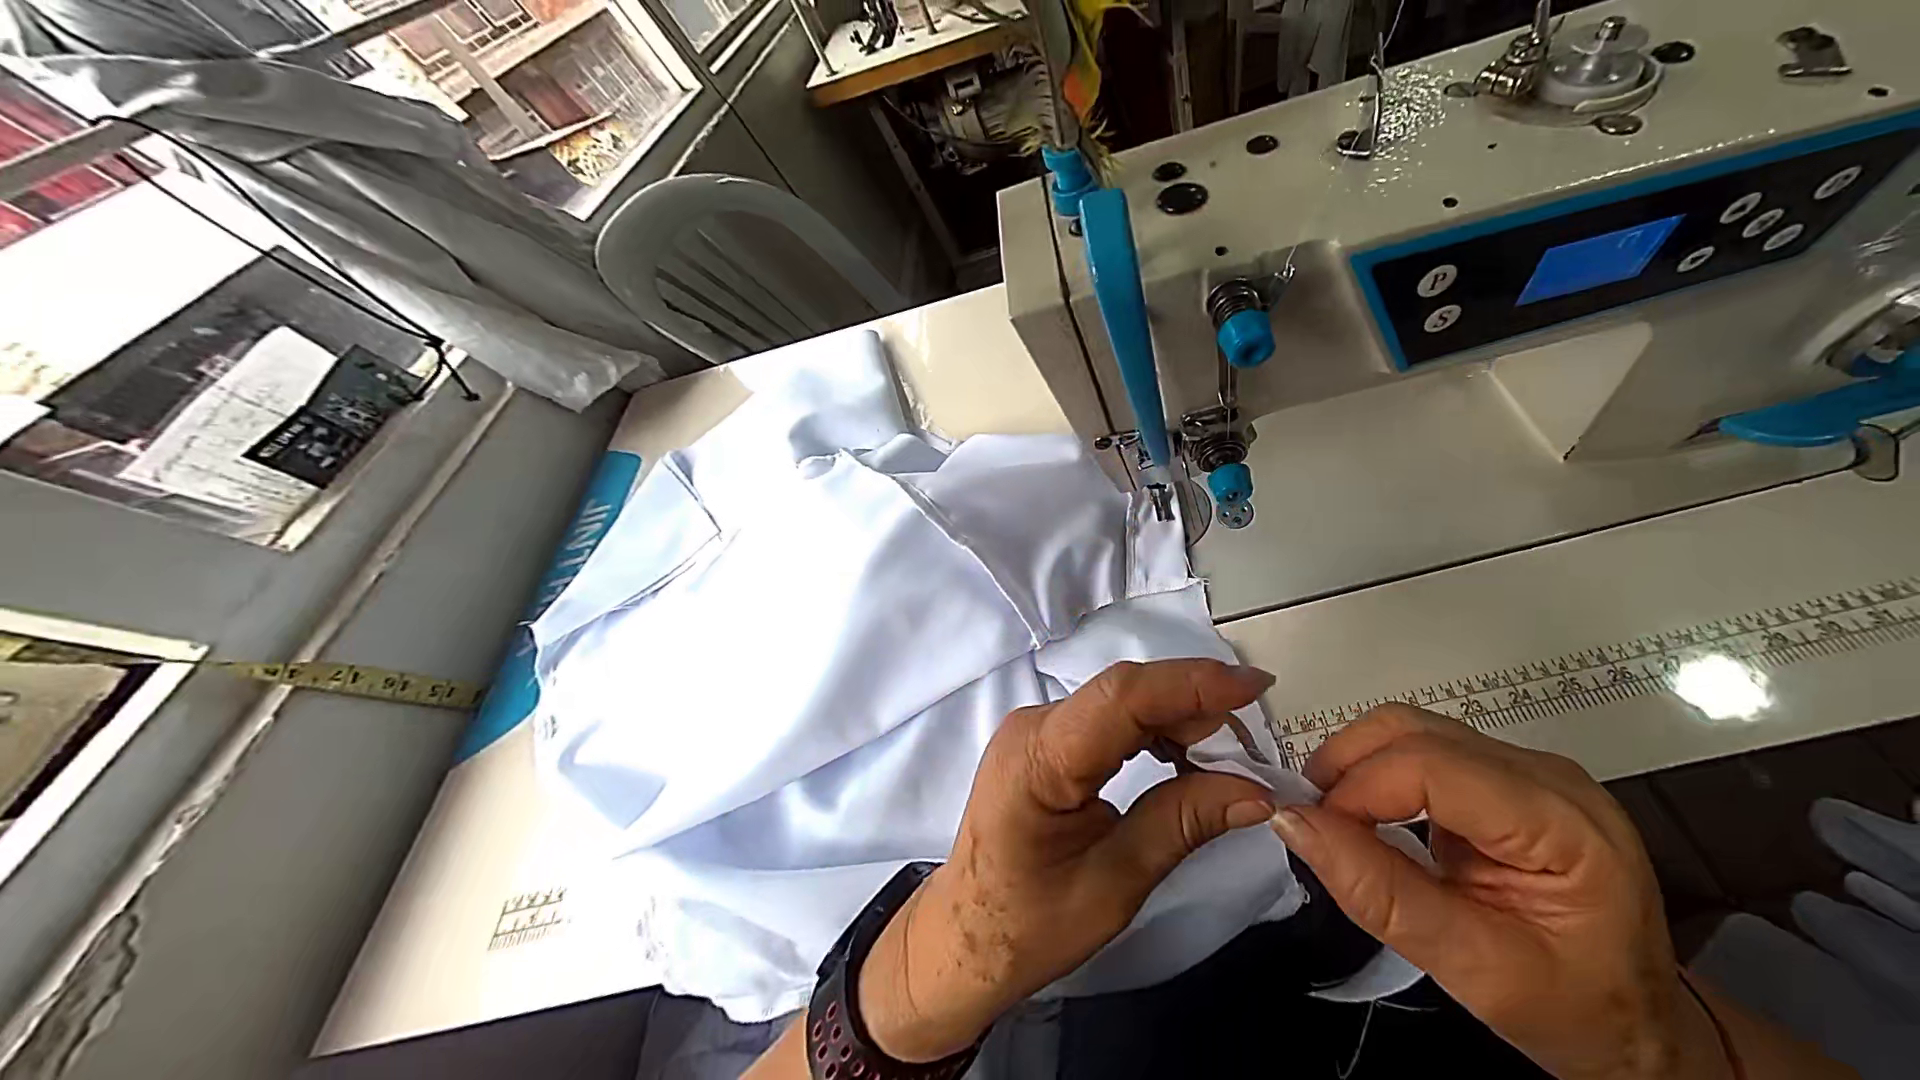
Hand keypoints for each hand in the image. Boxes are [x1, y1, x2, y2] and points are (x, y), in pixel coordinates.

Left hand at [858, 659, 1277, 1060]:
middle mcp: (1032, 725)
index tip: (1254, 686)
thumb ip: (1181, 823)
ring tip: (1225, 754)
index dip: (1190, 684)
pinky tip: (1181, 754)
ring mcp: (1033, 728)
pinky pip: (1104, 718)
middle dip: (1193, 706)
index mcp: (1039, 759)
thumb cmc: (1029, 922)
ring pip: (1117, 702)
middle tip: (1251, 742)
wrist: (966, 932)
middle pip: (1122, 694)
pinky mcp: (1042, 740)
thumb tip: (1256, 790)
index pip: (1121, 698)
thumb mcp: (1114, 882)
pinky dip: (1149, 729)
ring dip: (1175, 718)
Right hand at [1269, 705, 1729, 1079]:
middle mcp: (1546, 776)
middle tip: (1316, 821)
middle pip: (1412, 730)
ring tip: (1337, 818)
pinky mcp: (1502, 774)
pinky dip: (1374, 770)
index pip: (1430, 765)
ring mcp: (1525, 769)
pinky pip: (1418, 746)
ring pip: (1407, 728)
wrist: (1638, 1026)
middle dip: (1346, 766)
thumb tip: (1291, 821)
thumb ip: (1377, 892)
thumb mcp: (1471, 968)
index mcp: (1562, 824)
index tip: (1319, 833)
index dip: (1358, 789)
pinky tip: (1368, 813)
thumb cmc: (1570, 1010)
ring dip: (1355, 764)